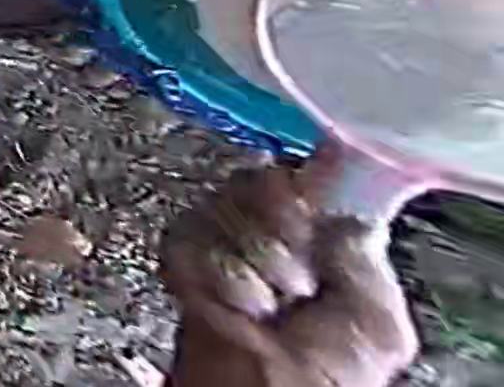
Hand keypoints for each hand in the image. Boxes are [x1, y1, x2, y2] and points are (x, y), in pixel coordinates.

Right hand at [161, 153, 417, 386]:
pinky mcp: (173, 247)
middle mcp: (249, 228)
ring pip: (218, 210)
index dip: (287, 189)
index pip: (278, 181)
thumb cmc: (328, 364)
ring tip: (268, 298)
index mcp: (298, 239)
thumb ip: (361, 265)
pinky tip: (238, 299)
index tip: (304, 210)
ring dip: (251, 259)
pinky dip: (222, 272)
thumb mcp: (374, 322)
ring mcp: (205, 234)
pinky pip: (191, 235)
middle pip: (244, 187)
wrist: (268, 378)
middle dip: (274, 231)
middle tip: (295, 277)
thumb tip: (346, 211)